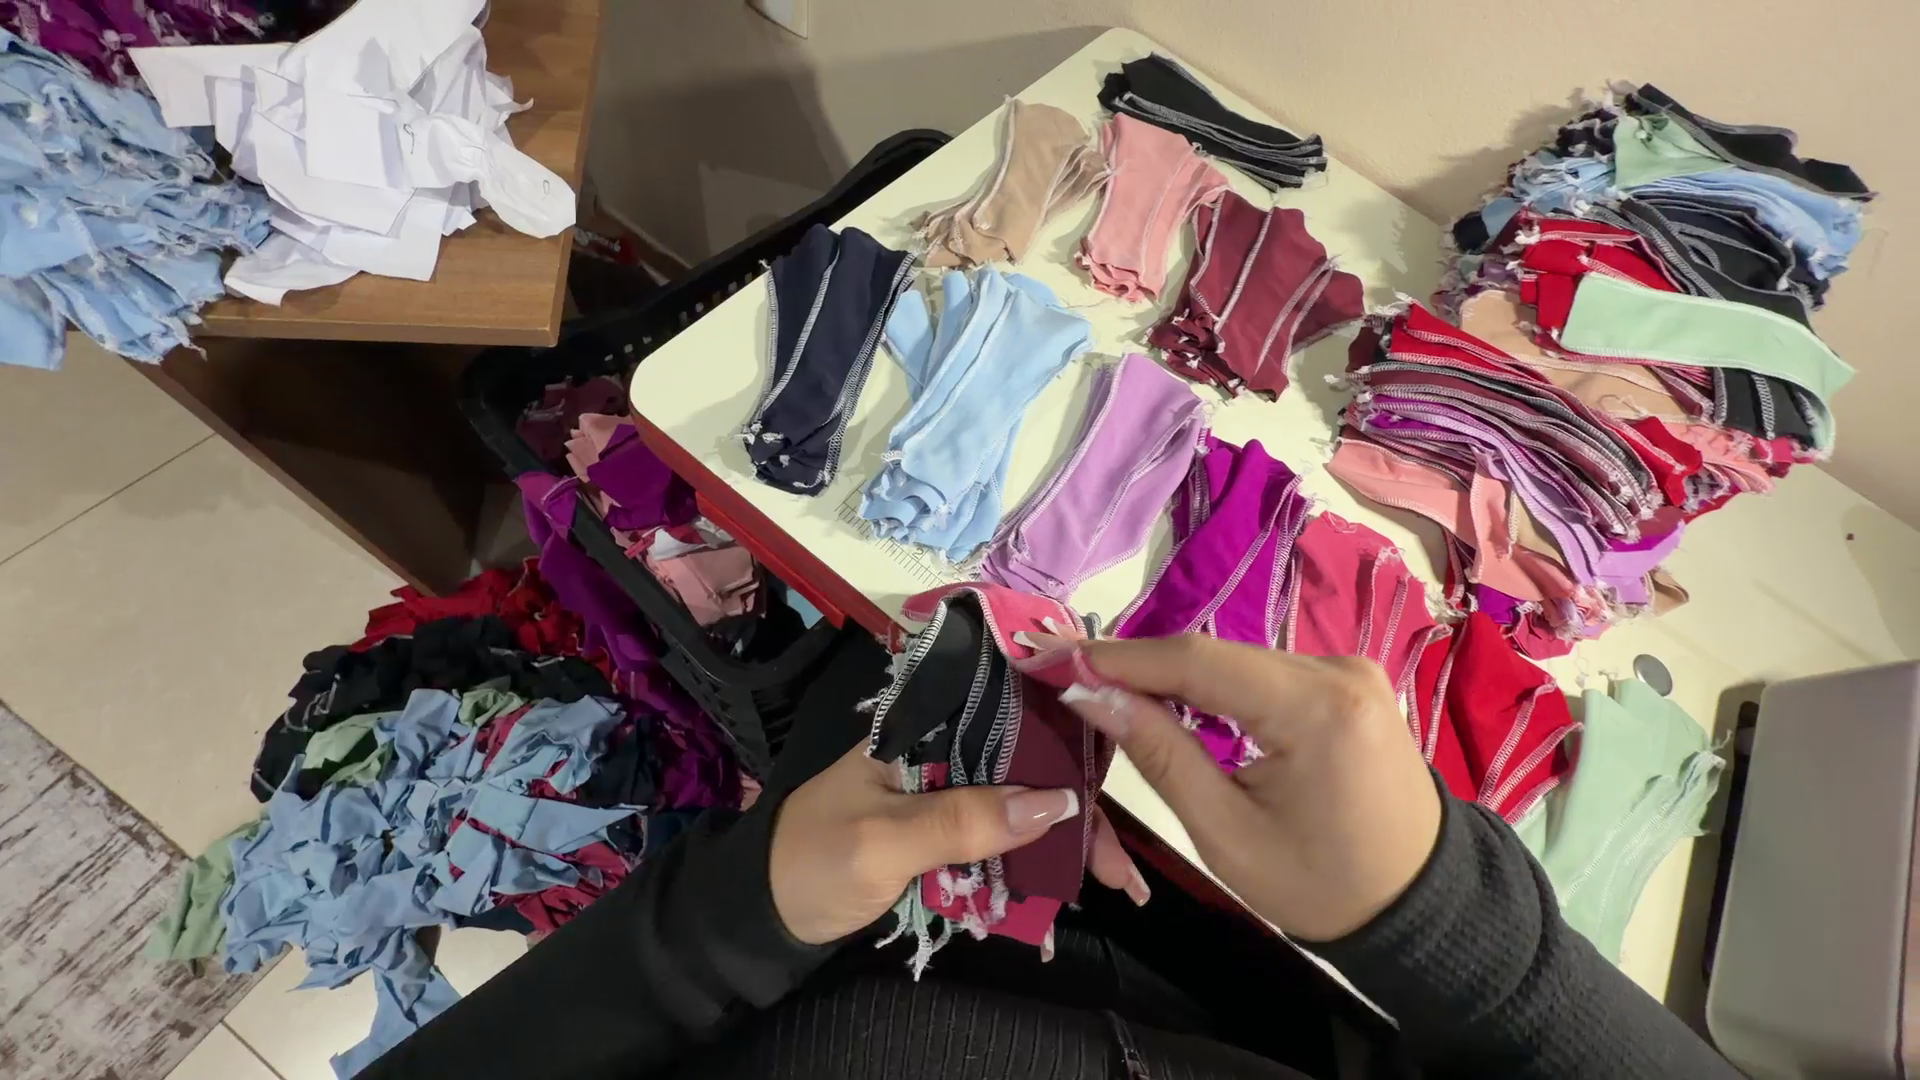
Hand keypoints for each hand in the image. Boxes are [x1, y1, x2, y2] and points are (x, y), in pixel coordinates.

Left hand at [769, 742, 1149, 945]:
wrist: (764, 913)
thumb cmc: (814, 860)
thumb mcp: (883, 842)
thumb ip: (962, 820)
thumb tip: (1054, 805)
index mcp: (921, 729)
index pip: (1003, 713)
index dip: (1062, 734)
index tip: (1112, 764)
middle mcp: (939, 751)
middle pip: (1023, 765)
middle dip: (1075, 806)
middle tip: (1121, 863)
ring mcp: (942, 792)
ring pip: (1017, 804)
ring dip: (1063, 839)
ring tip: (1115, 880)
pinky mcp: (942, 830)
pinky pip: (998, 839)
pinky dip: (1032, 862)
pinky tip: (1065, 885)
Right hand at [1059, 636, 1441, 941]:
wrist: (1423, 911)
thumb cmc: (1323, 887)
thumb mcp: (1225, 832)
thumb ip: (1158, 752)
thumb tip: (1089, 693)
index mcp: (1315, 708)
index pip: (1195, 660)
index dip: (1118, 656)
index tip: (1055, 656)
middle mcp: (1336, 670)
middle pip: (1213, 654)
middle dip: (1138, 666)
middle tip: (1070, 673)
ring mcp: (1345, 670)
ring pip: (1232, 659)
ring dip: (1170, 674)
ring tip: (1107, 685)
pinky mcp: (1344, 681)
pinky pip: (1258, 670)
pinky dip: (1209, 683)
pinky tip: (1171, 697)